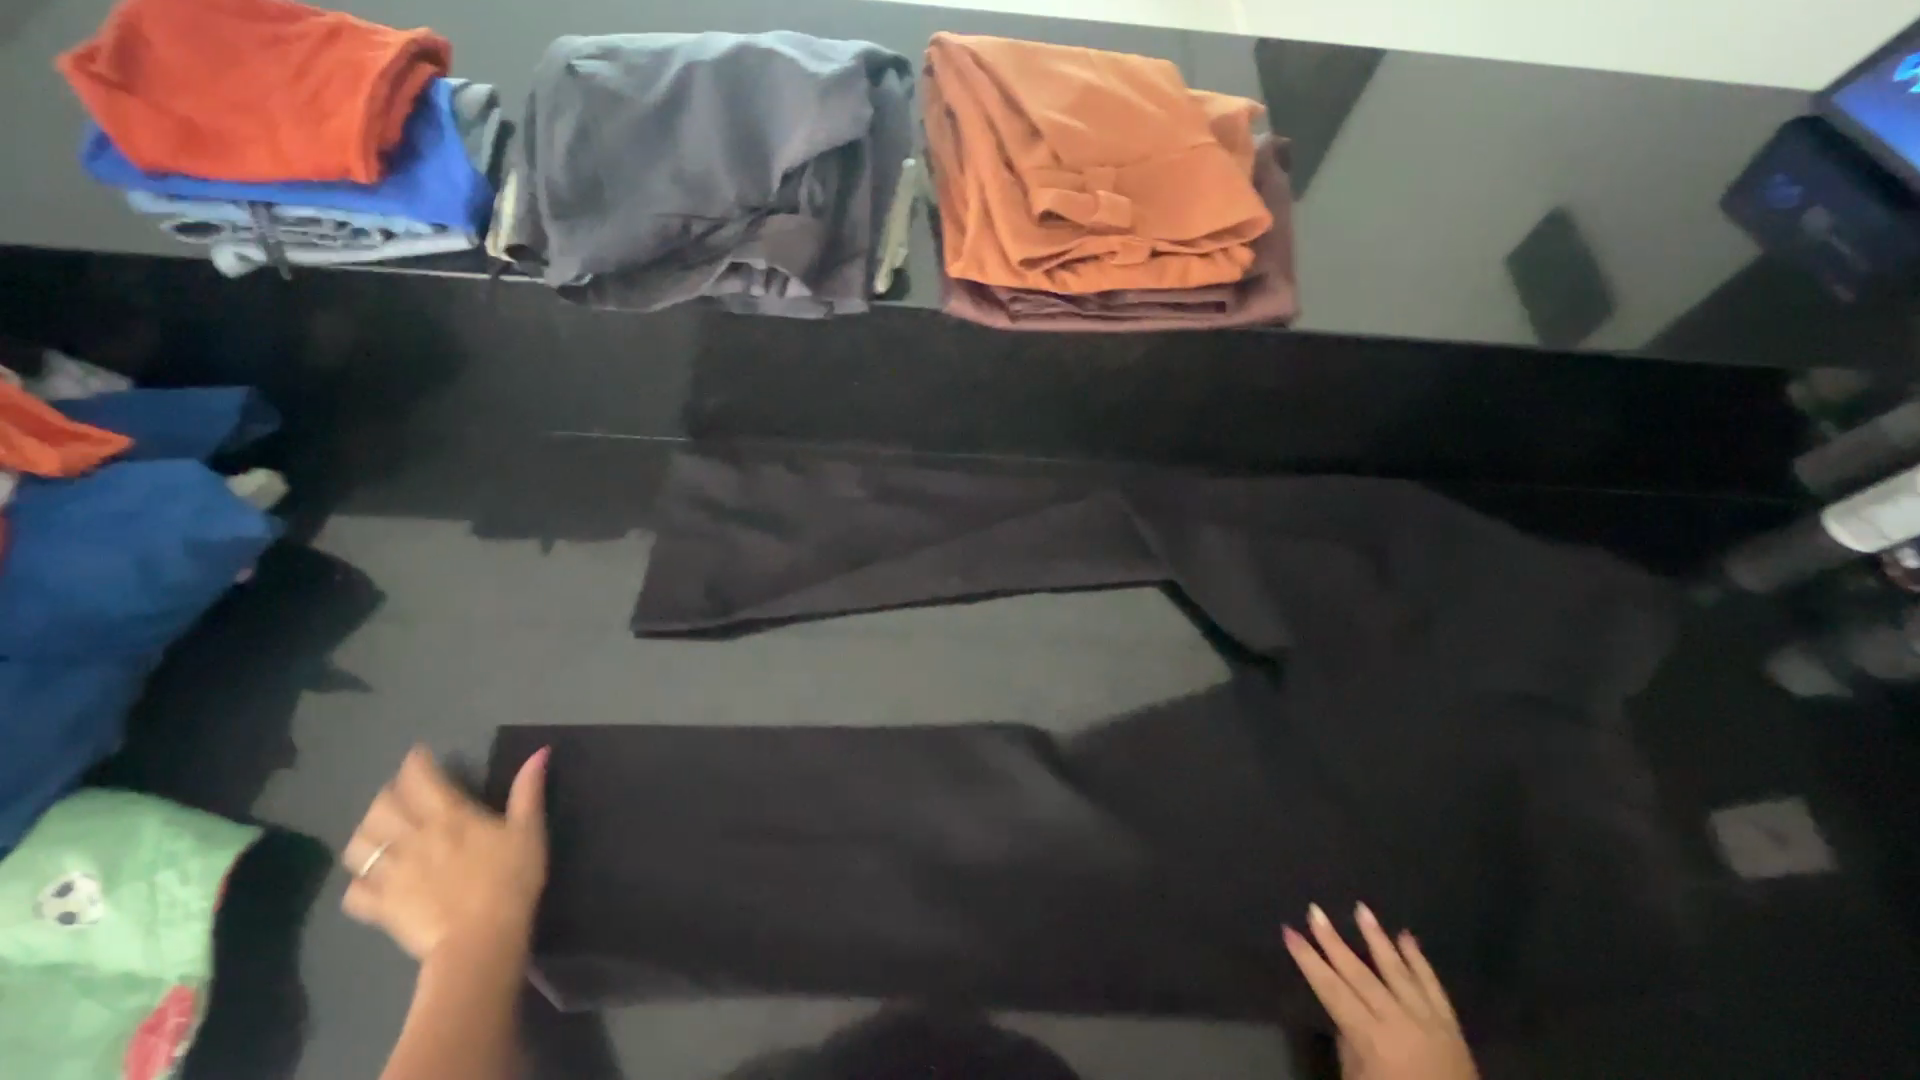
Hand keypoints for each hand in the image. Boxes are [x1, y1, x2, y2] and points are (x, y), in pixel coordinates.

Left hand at [342, 745, 549, 960]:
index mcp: (450, 816)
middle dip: (388, 794)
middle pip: (381, 806)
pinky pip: (354, 892)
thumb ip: (528, 791)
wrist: (482, 938)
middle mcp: (413, 838)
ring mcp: (392, 874)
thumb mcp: (529, 831)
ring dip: (366, 834)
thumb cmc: (511, 881)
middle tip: (402, 796)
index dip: (415, 763)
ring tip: (381, 834)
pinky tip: (371, 882)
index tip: (419, 757)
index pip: (420, 778)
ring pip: (359, 844)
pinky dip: (358, 884)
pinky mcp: (381, 907)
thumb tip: (539, 751)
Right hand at [1284, 903, 1477, 1079]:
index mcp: (1371, 1039)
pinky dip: (1419, 960)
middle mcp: (1398, 1021)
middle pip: (1360, 974)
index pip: (1332, 990)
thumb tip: (1343, 1016)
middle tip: (1315, 911)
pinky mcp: (1450, 1024)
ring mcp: (1427, 1019)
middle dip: (1334, 942)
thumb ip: (1348, 1048)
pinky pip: (1432, 985)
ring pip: (1397, 970)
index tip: (1290, 932)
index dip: (1309, 961)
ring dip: (1377, 938)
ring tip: (1361, 909)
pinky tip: (1407, 936)